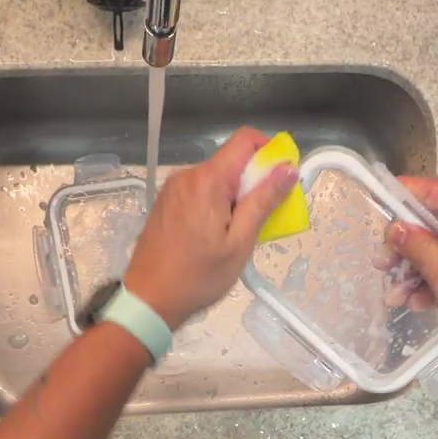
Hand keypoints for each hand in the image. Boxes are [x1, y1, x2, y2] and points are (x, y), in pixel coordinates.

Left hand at [121, 127, 298, 328]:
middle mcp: (187, 174)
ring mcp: (173, 188)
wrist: (149, 299)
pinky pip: (198, 191)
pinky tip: (212, 235)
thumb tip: (288, 169)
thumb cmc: (198, 277)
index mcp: (208, 180)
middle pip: (230, 160)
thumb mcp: (239, 244)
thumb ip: (263, 202)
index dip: (269, 152)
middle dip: (252, 182)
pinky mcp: (165, 202)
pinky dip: (214, 204)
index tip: (280, 181)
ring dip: (233, 196)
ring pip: (215, 178)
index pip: (245, 139)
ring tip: (234, 234)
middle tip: (260, 220)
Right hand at [381, 177, 437, 367]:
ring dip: (419, 268)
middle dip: (408, 247)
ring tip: (397, 295)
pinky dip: (437, 275)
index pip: (437, 192)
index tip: (376, 203)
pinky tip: (418, 299)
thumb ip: (418, 247)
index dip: (403, 198)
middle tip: (382, 266)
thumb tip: (393, 228)